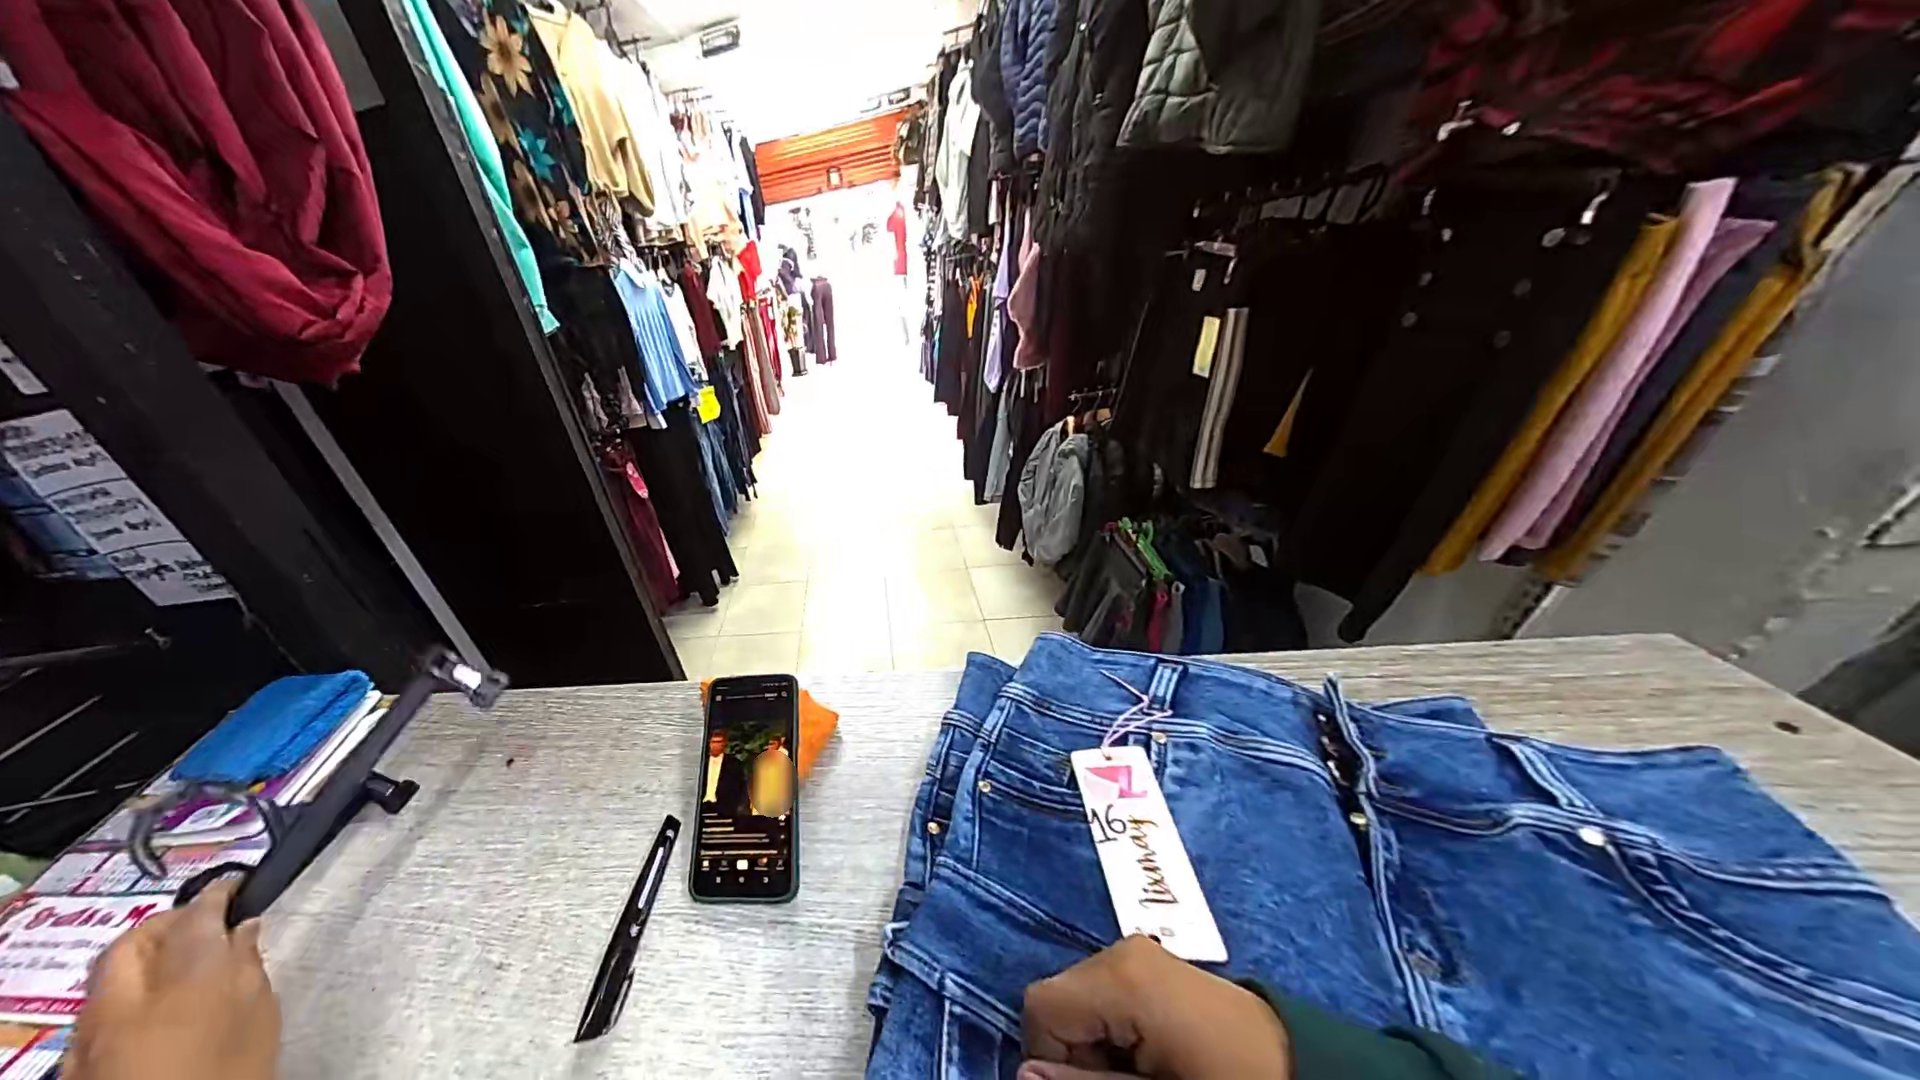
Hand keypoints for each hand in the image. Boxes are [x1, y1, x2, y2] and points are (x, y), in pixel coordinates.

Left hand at [65, 877, 280, 1079]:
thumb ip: (248, 966)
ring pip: (108, 974)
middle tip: (205, 918)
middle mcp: (126, 1001)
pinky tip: (161, 999)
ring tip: (184, 958)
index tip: (235, 883)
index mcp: (183, 981)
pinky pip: (100, 1005)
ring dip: (144, 955)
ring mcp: (90, 1036)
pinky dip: (130, 987)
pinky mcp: (78, 1062)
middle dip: (167, 922)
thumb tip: (243, 929)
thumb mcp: (259, 1014)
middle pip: (131, 942)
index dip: (216, 894)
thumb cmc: (234, 1068)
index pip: (194, 918)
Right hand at [1021, 935, 1290, 1079]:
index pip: (1042, 1006)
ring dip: (1095, 1046)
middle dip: (1076, 1052)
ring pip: (1080, 1002)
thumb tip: (1023, 1078)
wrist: (1303, 1072)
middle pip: (1060, 1001)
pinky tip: (1151, 1059)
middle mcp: (1121, 951)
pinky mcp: (1152, 968)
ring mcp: (1138, 955)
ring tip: (1144, 1073)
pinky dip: (1113, 1033)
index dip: (1050, 1058)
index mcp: (1120, 974)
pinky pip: (1106, 998)